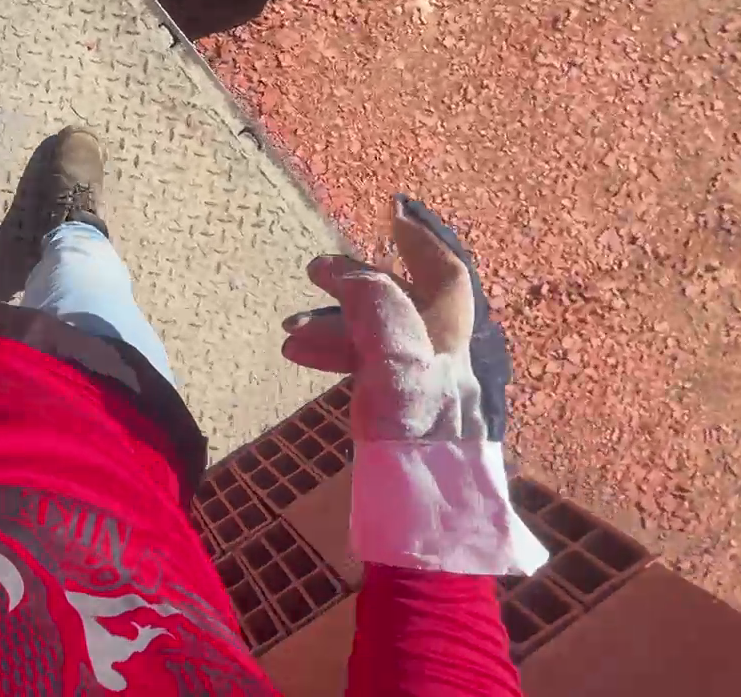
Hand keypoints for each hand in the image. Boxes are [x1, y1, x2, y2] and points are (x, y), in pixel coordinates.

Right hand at [281, 196, 545, 574]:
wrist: (425, 528)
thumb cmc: (414, 447)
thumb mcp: (397, 371)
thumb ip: (377, 313)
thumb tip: (349, 272)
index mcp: (451, 345)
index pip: (445, 277)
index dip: (420, 240)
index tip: (390, 212)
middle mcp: (447, 360)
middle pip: (403, 303)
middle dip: (355, 285)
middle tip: (313, 275)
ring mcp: (429, 388)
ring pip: (380, 335)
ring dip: (335, 323)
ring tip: (289, 332)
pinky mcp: (408, 414)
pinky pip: (371, 365)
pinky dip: (337, 353)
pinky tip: (305, 358)